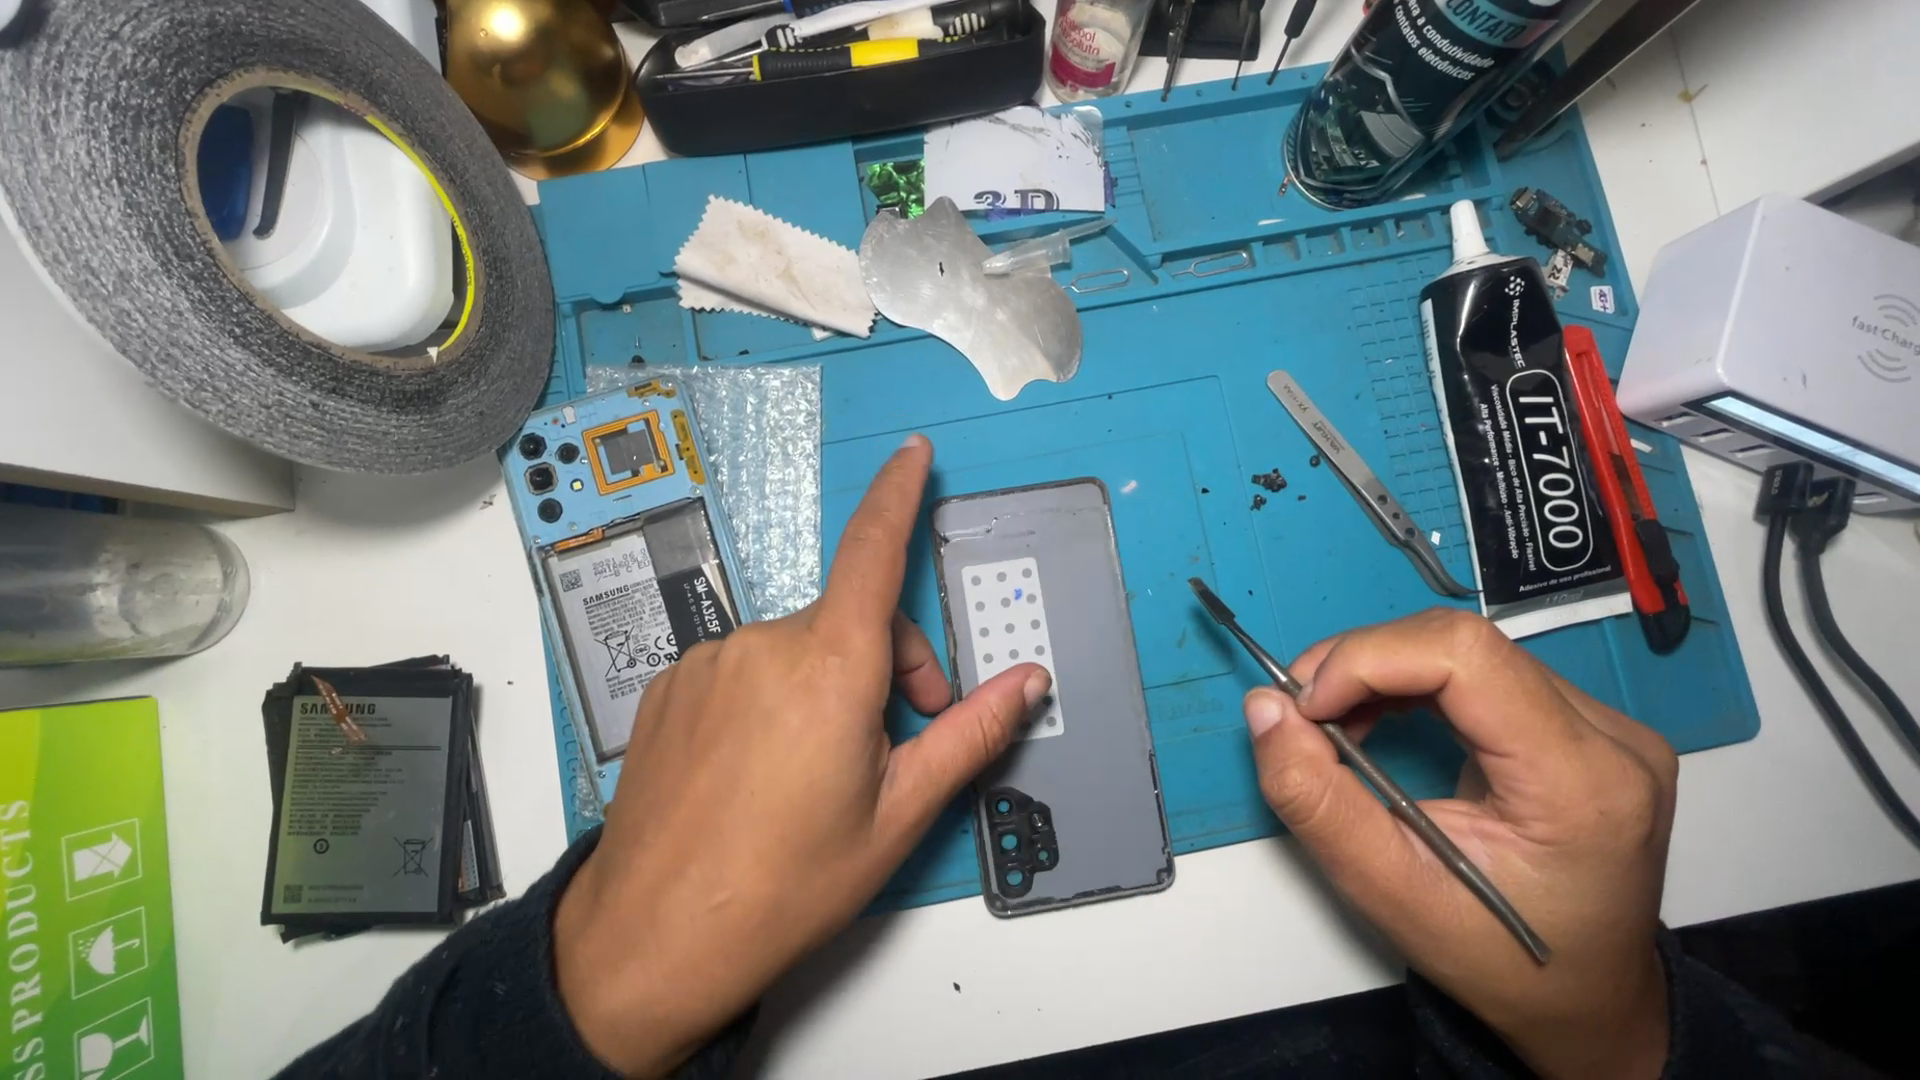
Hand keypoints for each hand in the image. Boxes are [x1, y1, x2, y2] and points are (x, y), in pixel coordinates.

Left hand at [550, 436, 1047, 1077]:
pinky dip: (775, 694)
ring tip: (821, 767)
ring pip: (799, 647)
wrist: (650, 940)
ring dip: (830, 683)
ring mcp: (710, 661)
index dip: (898, 493)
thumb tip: (1030, 680)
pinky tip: (763, 766)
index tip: (913, 452)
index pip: (873, 550)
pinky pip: (747, 667)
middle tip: (904, 735)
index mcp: (830, 665)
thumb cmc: (789, 883)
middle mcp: (764, 643)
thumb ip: (971, 734)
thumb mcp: (899, 813)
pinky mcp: (672, 685)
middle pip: (850, 619)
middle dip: (892, 663)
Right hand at [1244, 609, 1677, 1079]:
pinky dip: (1402, 680)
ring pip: (1461, 648)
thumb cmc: (1490, 956)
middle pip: (1459, 644)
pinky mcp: (1577, 721)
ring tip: (1332, 720)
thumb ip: (1313, 798)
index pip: (1465, 657)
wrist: (1583, 1000)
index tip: (1304, 707)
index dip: (1367, 659)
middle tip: (1302, 712)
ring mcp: (1600, 722)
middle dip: (1360, 663)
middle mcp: (1606, 735)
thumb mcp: (1383, 889)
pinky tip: (1374, 717)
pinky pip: (1473, 667)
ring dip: (1376, 669)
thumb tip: (1263, 705)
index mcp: (1578, 782)